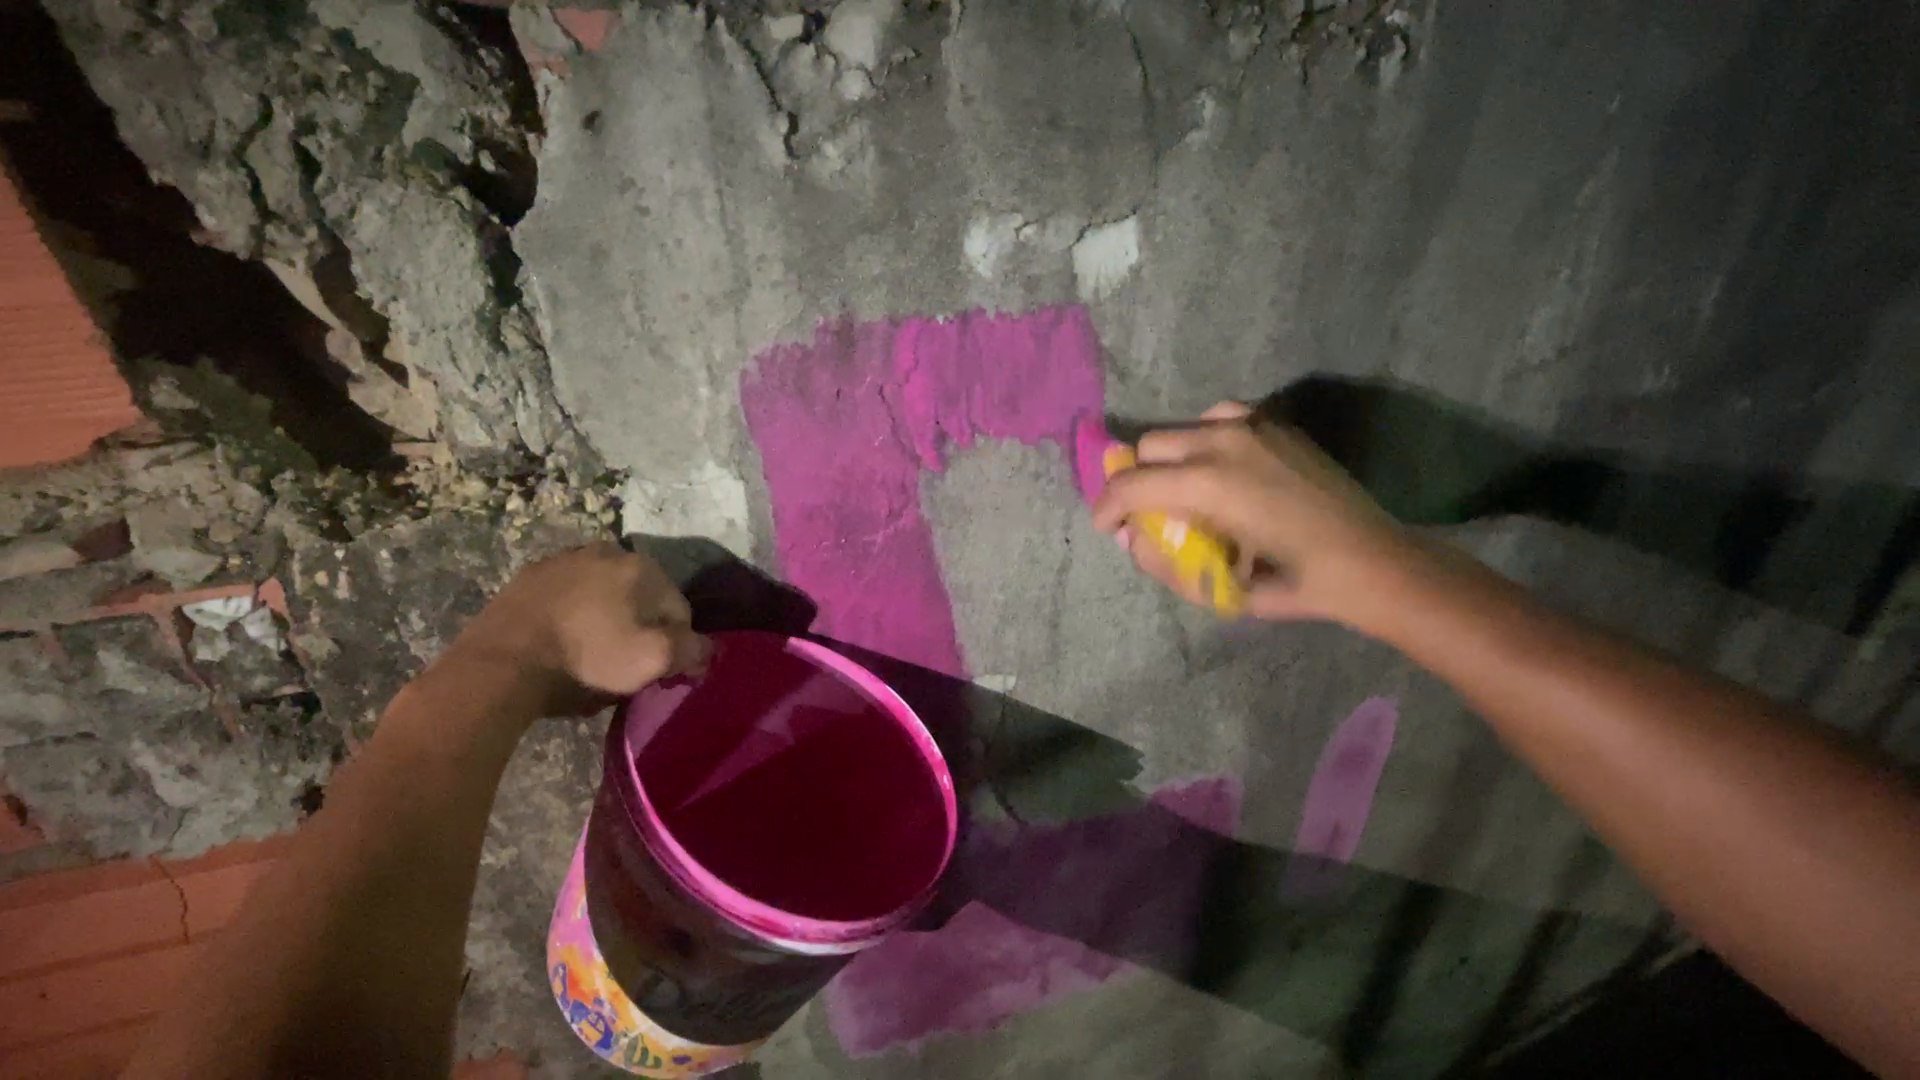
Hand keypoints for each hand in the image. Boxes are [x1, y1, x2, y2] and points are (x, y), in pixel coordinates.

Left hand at [449, 543, 709, 716]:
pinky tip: (561, 641)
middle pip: (641, 598)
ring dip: (606, 618)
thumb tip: (708, 649)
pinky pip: (568, 596)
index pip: (679, 610)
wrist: (501, 663)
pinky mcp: (529, 575)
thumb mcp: (652, 662)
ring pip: (604, 594)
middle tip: (622, 664)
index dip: (674, 645)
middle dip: (639, 626)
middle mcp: (607, 551)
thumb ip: (692, 651)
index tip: (656, 672)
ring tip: (590, 654)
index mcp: (643, 567)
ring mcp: (563, 559)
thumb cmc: (586, 660)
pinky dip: (573, 614)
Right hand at [1092, 401, 1421, 628]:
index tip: (1107, 527)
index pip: (1130, 483)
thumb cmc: (1295, 584)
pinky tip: (1221, 471)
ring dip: (1171, 460)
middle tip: (1147, 514)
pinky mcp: (1276, 424)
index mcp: (1208, 483)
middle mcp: (1223, 441)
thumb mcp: (1219, 587)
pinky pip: (1219, 420)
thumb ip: (1163, 561)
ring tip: (1185, 492)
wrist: (1371, 560)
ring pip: (1181, 429)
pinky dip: (1205, 442)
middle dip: (1137, 481)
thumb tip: (1131, 537)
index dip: (1106, 507)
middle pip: (1150, 447)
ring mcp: (1253, 426)